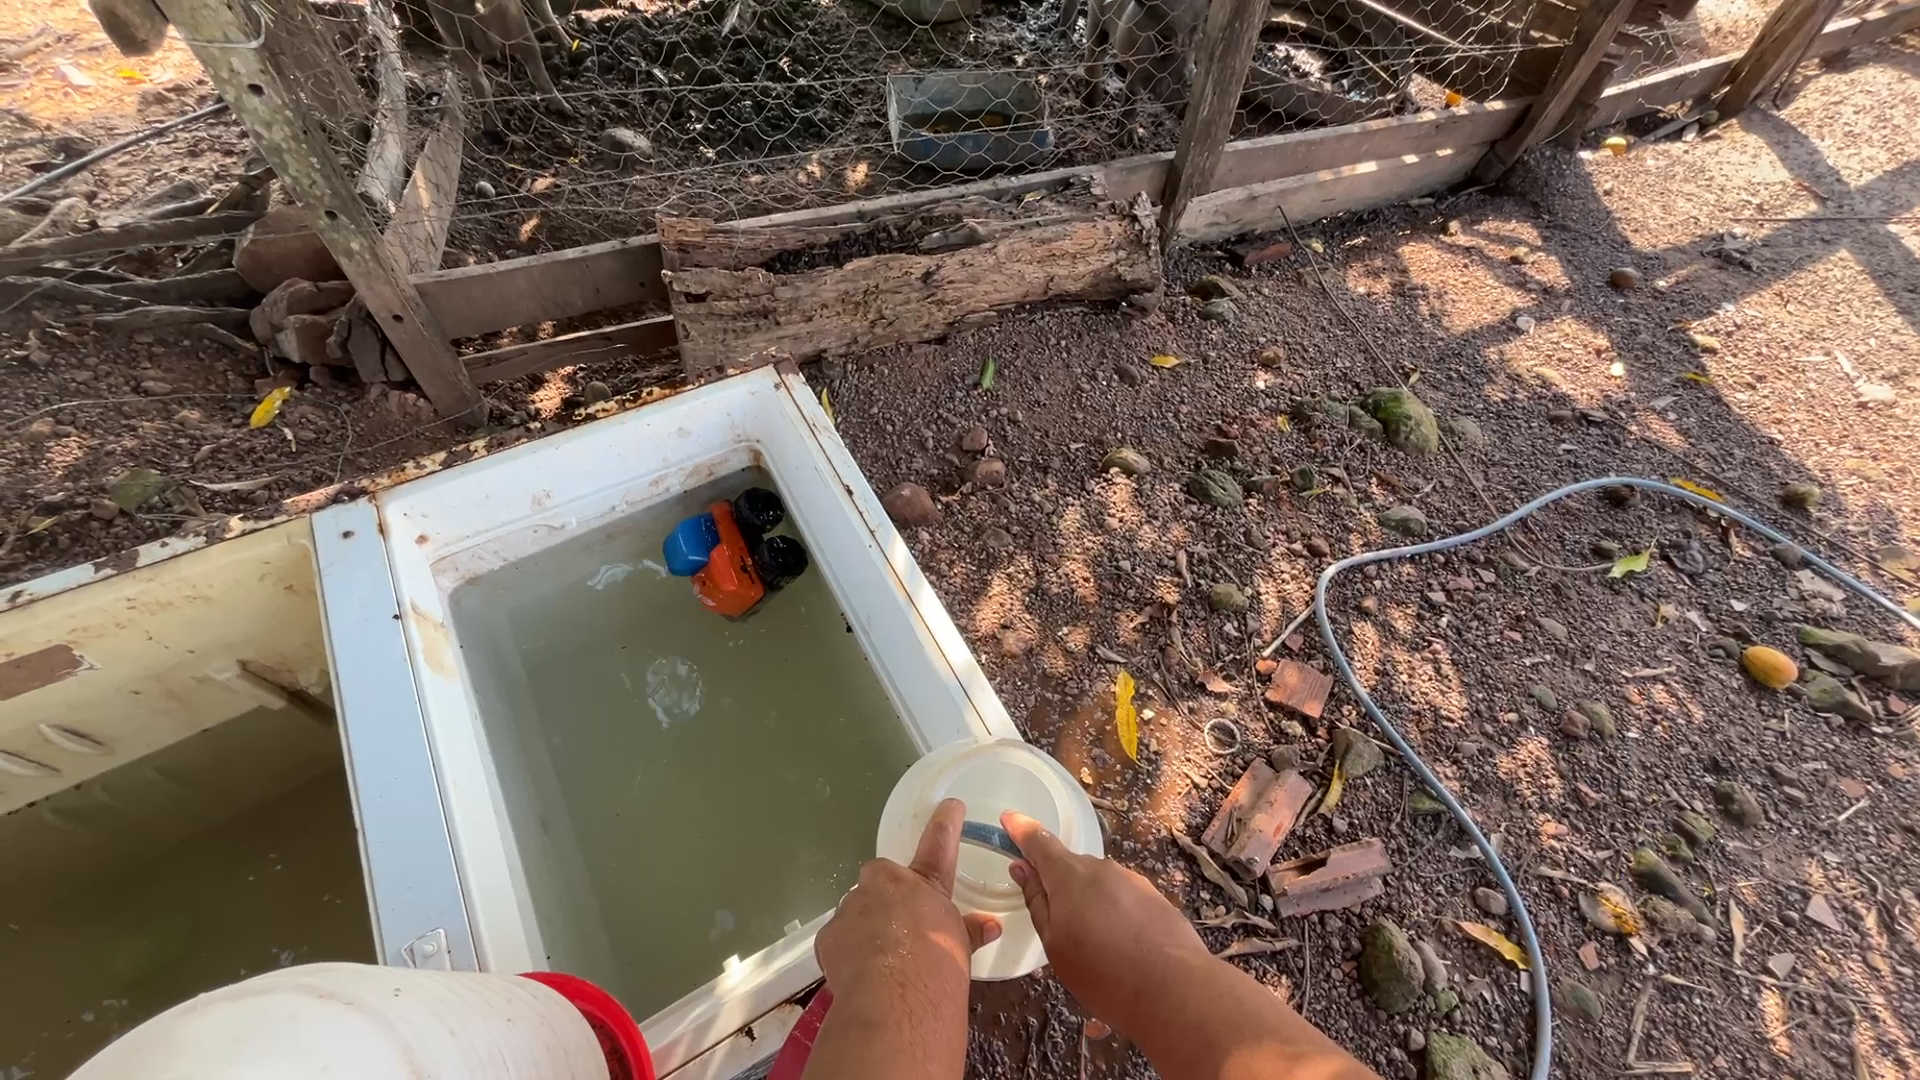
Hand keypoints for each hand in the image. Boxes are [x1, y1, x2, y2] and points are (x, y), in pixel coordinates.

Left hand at [815, 798, 1001, 1007]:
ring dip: (866, 926)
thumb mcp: (961, 946)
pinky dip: (846, 951)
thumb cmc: (938, 967)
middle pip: (882, 879)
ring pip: (858, 908)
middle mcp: (885, 883)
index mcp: (924, 882)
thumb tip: (992, 927)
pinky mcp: (829, 933)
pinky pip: (838, 938)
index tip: (950, 804)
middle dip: (887, 896)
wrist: (897, 999)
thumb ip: (970, 931)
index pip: (940, 841)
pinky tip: (858, 975)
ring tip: (879, 962)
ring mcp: (853, 905)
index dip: (946, 821)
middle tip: (900, 930)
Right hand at [1001, 810, 1210, 1034]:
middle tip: (1057, 923)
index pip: (1038, 842)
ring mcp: (1131, 879)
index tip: (1008, 818)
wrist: (1175, 989)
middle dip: (1059, 884)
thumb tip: (1022, 867)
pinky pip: (1122, 897)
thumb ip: (1037, 901)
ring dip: (1089, 903)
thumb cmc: (1102, 973)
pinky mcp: (1153, 896)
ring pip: (1097, 884)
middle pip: (1070, 866)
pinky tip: (1121, 946)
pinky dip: (1114, 913)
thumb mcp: (1055, 944)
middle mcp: (1100, 868)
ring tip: (1095, 947)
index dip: (1021, 829)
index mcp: (1068, 876)